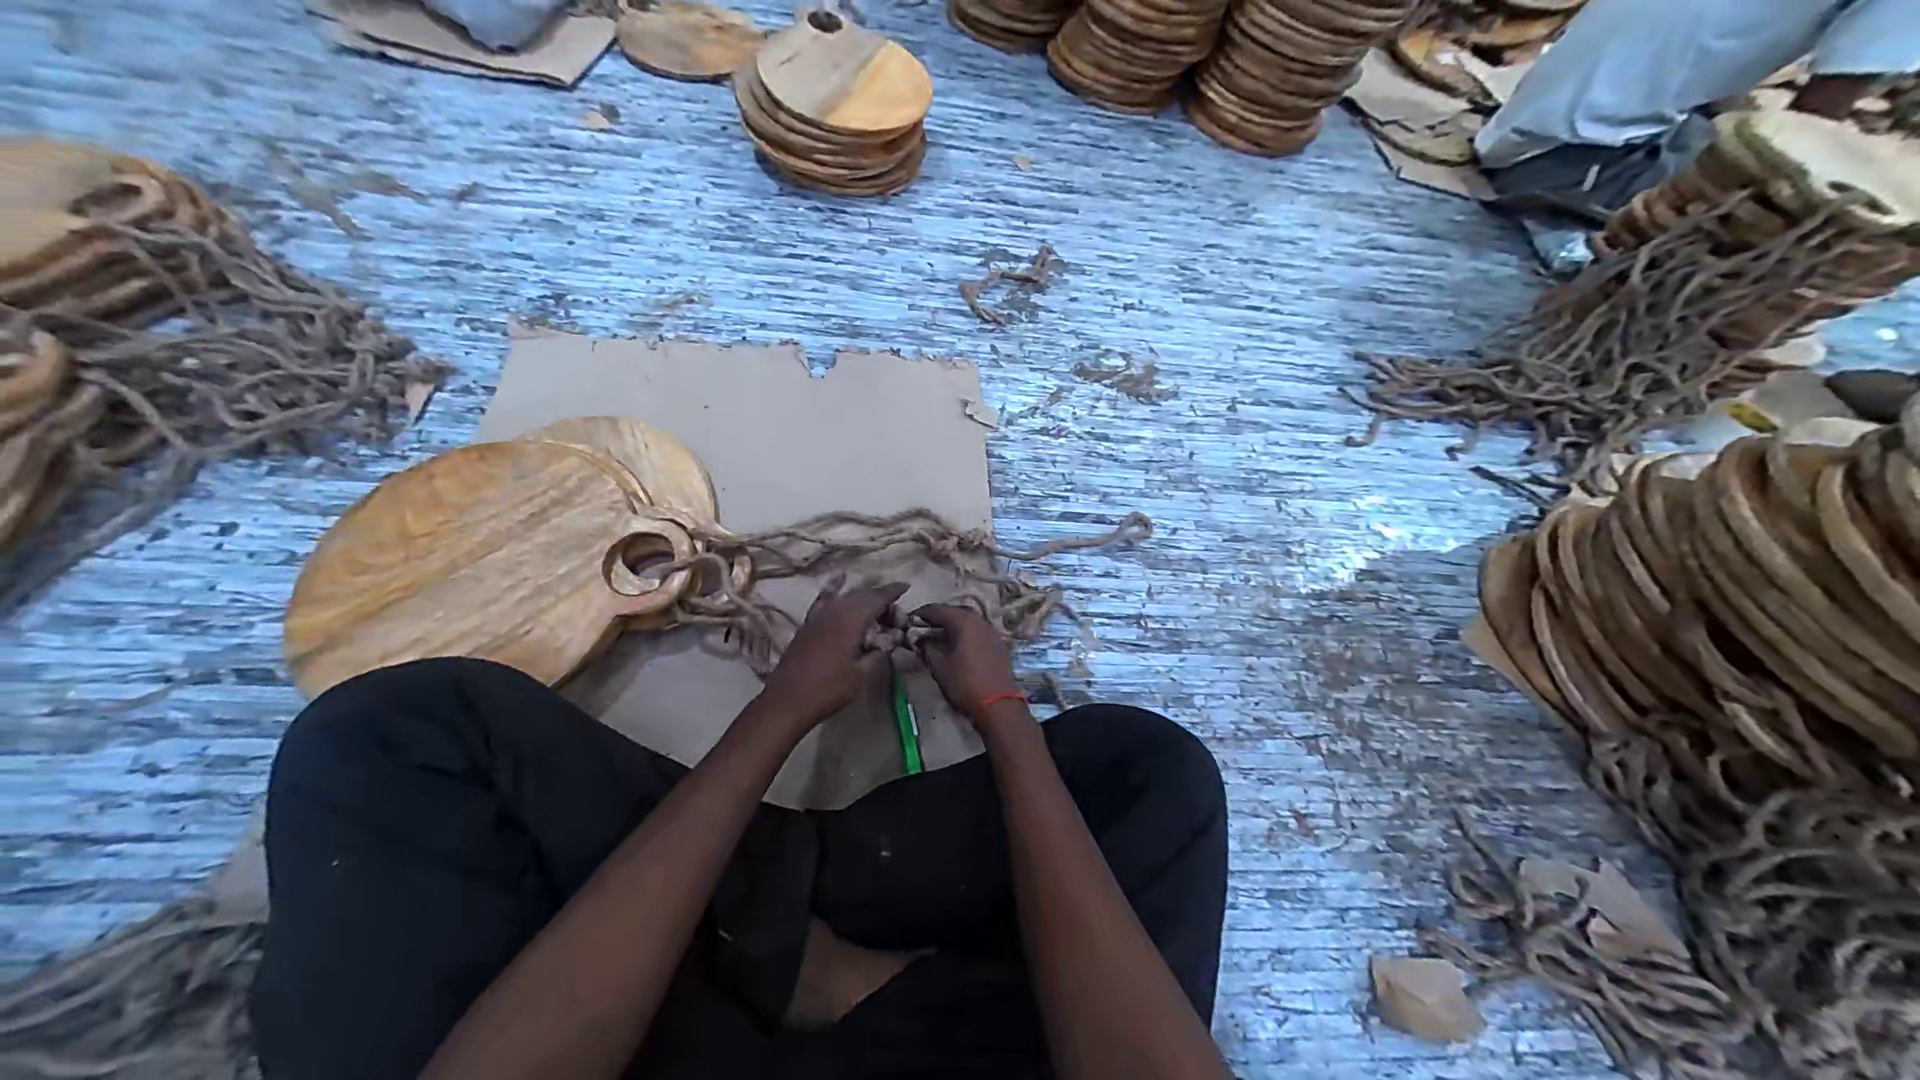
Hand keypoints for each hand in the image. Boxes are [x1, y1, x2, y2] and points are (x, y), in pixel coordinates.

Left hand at [759, 582, 908, 733]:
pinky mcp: (807, 624)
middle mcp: (834, 611)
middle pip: (862, 596)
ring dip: (862, 599)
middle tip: (894, 615)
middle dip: (880, 599)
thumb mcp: (861, 674)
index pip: (877, 598)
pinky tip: (839, 579)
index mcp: (850, 620)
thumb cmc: (829, 689)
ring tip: (875, 608)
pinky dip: (834, 589)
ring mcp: (818, 616)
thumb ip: (878, 653)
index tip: (905, 586)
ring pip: (845, 597)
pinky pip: (825, 600)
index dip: (892, 591)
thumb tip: (889, 641)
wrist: (788, 700)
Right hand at [913, 605, 1023, 725]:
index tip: (908, 621)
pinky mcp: (998, 642)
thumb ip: (926, 646)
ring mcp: (991, 630)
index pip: (936, 609)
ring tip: (939, 636)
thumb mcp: (938, 665)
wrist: (998, 704)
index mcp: (963, 621)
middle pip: (954, 612)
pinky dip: (965, 633)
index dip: (921, 614)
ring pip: (967, 620)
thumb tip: (920, 638)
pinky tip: (958, 645)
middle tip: (923, 628)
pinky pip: (977, 630)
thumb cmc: (964, 683)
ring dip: (953, 625)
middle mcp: (979, 620)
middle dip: (938, 618)